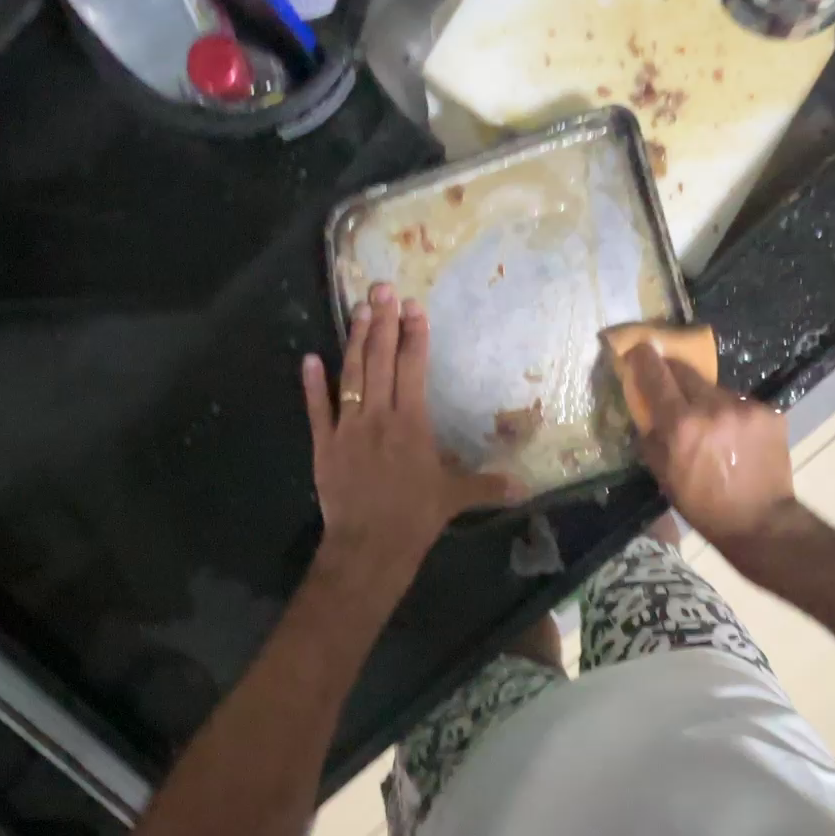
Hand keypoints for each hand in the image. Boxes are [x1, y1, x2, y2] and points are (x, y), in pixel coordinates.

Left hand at [301, 284, 518, 599]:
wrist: (369, 546)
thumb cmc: (415, 518)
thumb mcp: (455, 498)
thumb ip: (488, 486)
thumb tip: (526, 487)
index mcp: (412, 423)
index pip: (412, 368)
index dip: (413, 335)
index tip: (413, 306)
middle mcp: (380, 416)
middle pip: (380, 360)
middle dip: (382, 322)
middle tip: (381, 289)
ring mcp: (348, 428)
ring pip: (351, 375)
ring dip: (353, 341)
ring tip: (357, 309)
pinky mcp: (324, 444)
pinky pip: (316, 409)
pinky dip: (312, 384)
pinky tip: (308, 358)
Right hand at [622, 343, 796, 551]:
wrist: (760, 521)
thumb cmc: (701, 504)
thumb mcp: (662, 473)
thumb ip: (651, 434)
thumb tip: (646, 408)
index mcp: (681, 424)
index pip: (656, 374)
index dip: (643, 357)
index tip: (638, 349)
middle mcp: (713, 407)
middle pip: (685, 370)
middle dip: (673, 373)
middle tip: (668, 383)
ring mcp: (745, 407)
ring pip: (714, 388)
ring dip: (705, 398)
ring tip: (709, 424)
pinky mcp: (769, 412)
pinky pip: (740, 403)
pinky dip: (731, 413)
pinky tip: (734, 436)